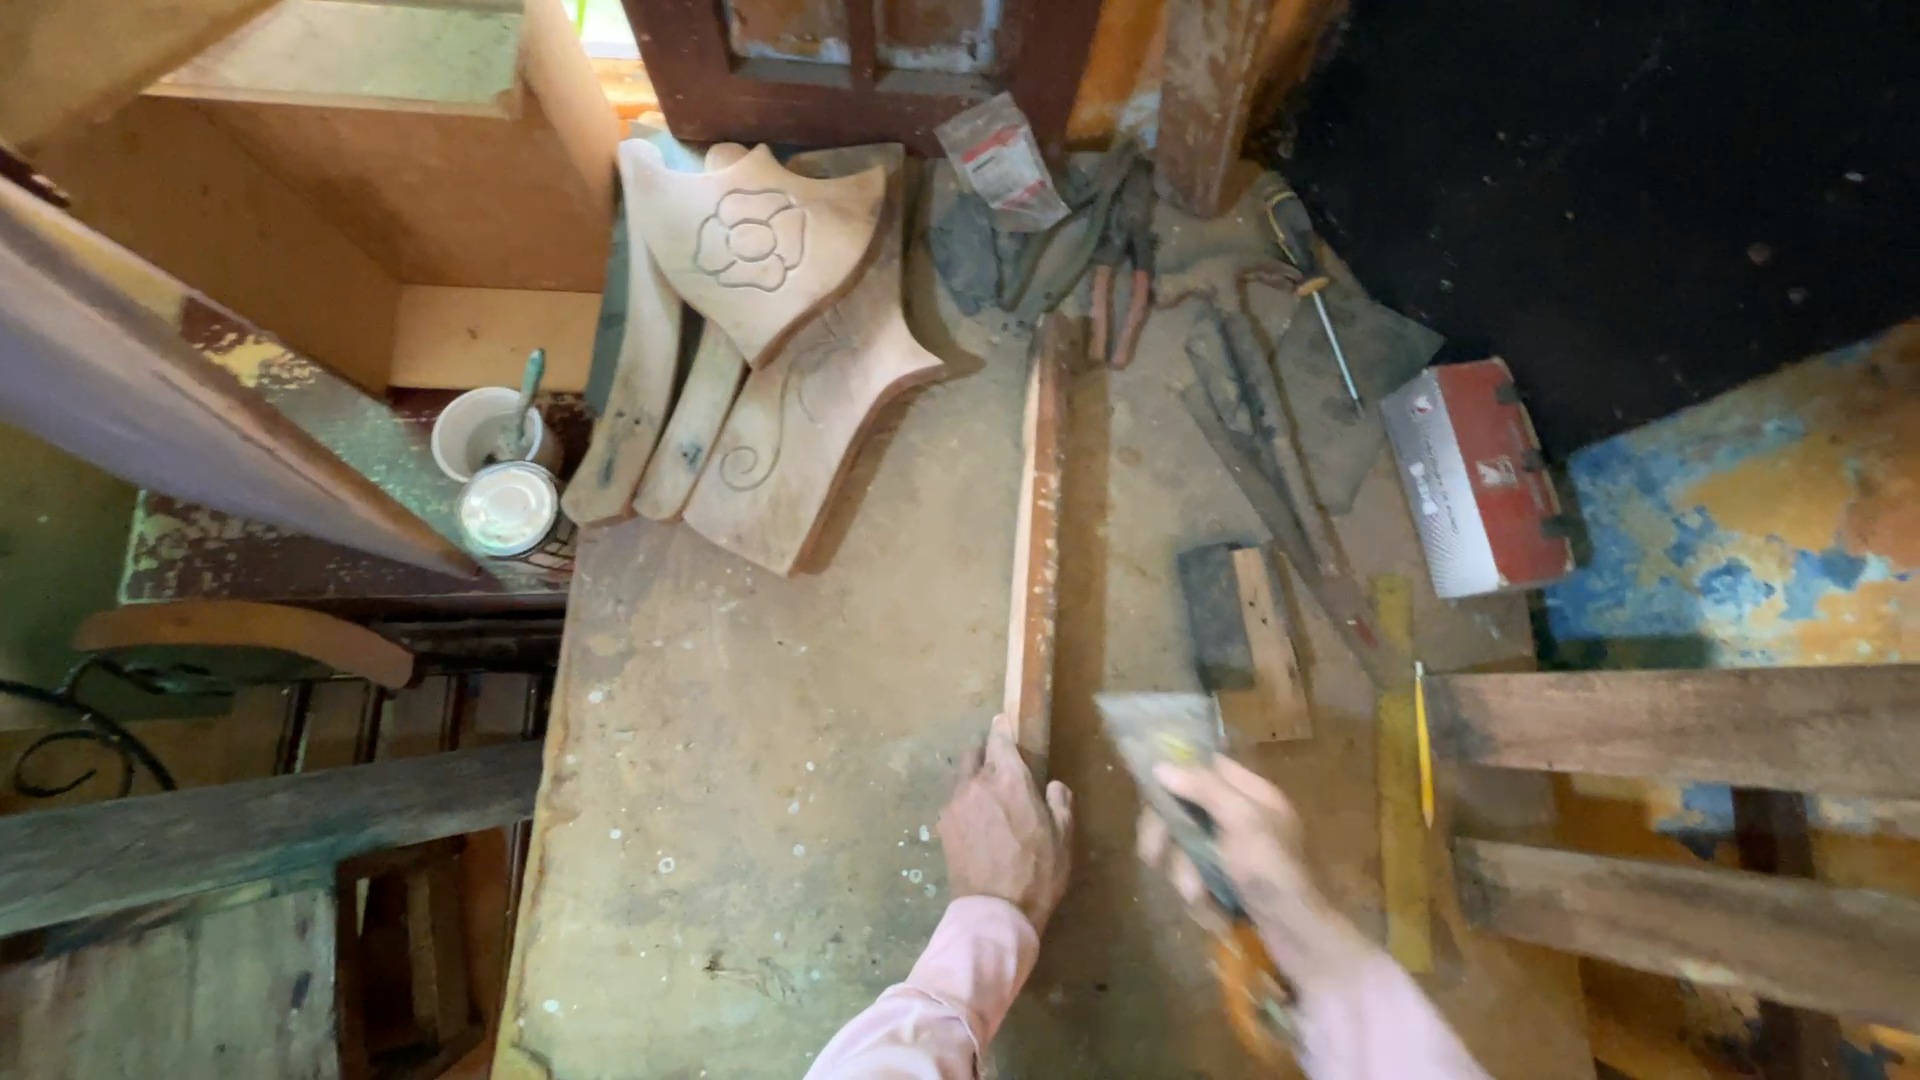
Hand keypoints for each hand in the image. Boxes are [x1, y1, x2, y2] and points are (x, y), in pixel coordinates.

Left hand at [938, 730, 1073, 932]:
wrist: (995, 911)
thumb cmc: (1037, 873)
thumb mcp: (1063, 839)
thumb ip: (1060, 803)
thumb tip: (1053, 785)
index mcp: (1009, 779)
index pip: (1000, 738)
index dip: (1002, 727)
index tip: (1004, 722)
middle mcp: (977, 782)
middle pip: (974, 751)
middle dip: (985, 752)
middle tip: (999, 765)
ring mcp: (956, 803)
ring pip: (959, 774)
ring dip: (971, 775)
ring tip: (984, 793)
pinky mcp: (943, 824)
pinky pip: (952, 799)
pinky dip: (962, 798)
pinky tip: (973, 817)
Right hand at [1137, 755, 1372, 988]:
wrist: (1302, 942)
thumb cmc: (1275, 873)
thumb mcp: (1243, 822)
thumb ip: (1204, 789)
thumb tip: (1160, 766)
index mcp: (1251, 793)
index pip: (1202, 766)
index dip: (1173, 776)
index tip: (1149, 794)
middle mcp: (1239, 816)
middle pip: (1183, 807)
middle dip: (1168, 835)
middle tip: (1153, 855)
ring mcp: (1232, 851)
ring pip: (1183, 846)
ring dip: (1182, 872)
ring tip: (1196, 896)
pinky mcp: (1227, 882)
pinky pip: (1193, 875)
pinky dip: (1196, 893)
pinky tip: (1208, 909)